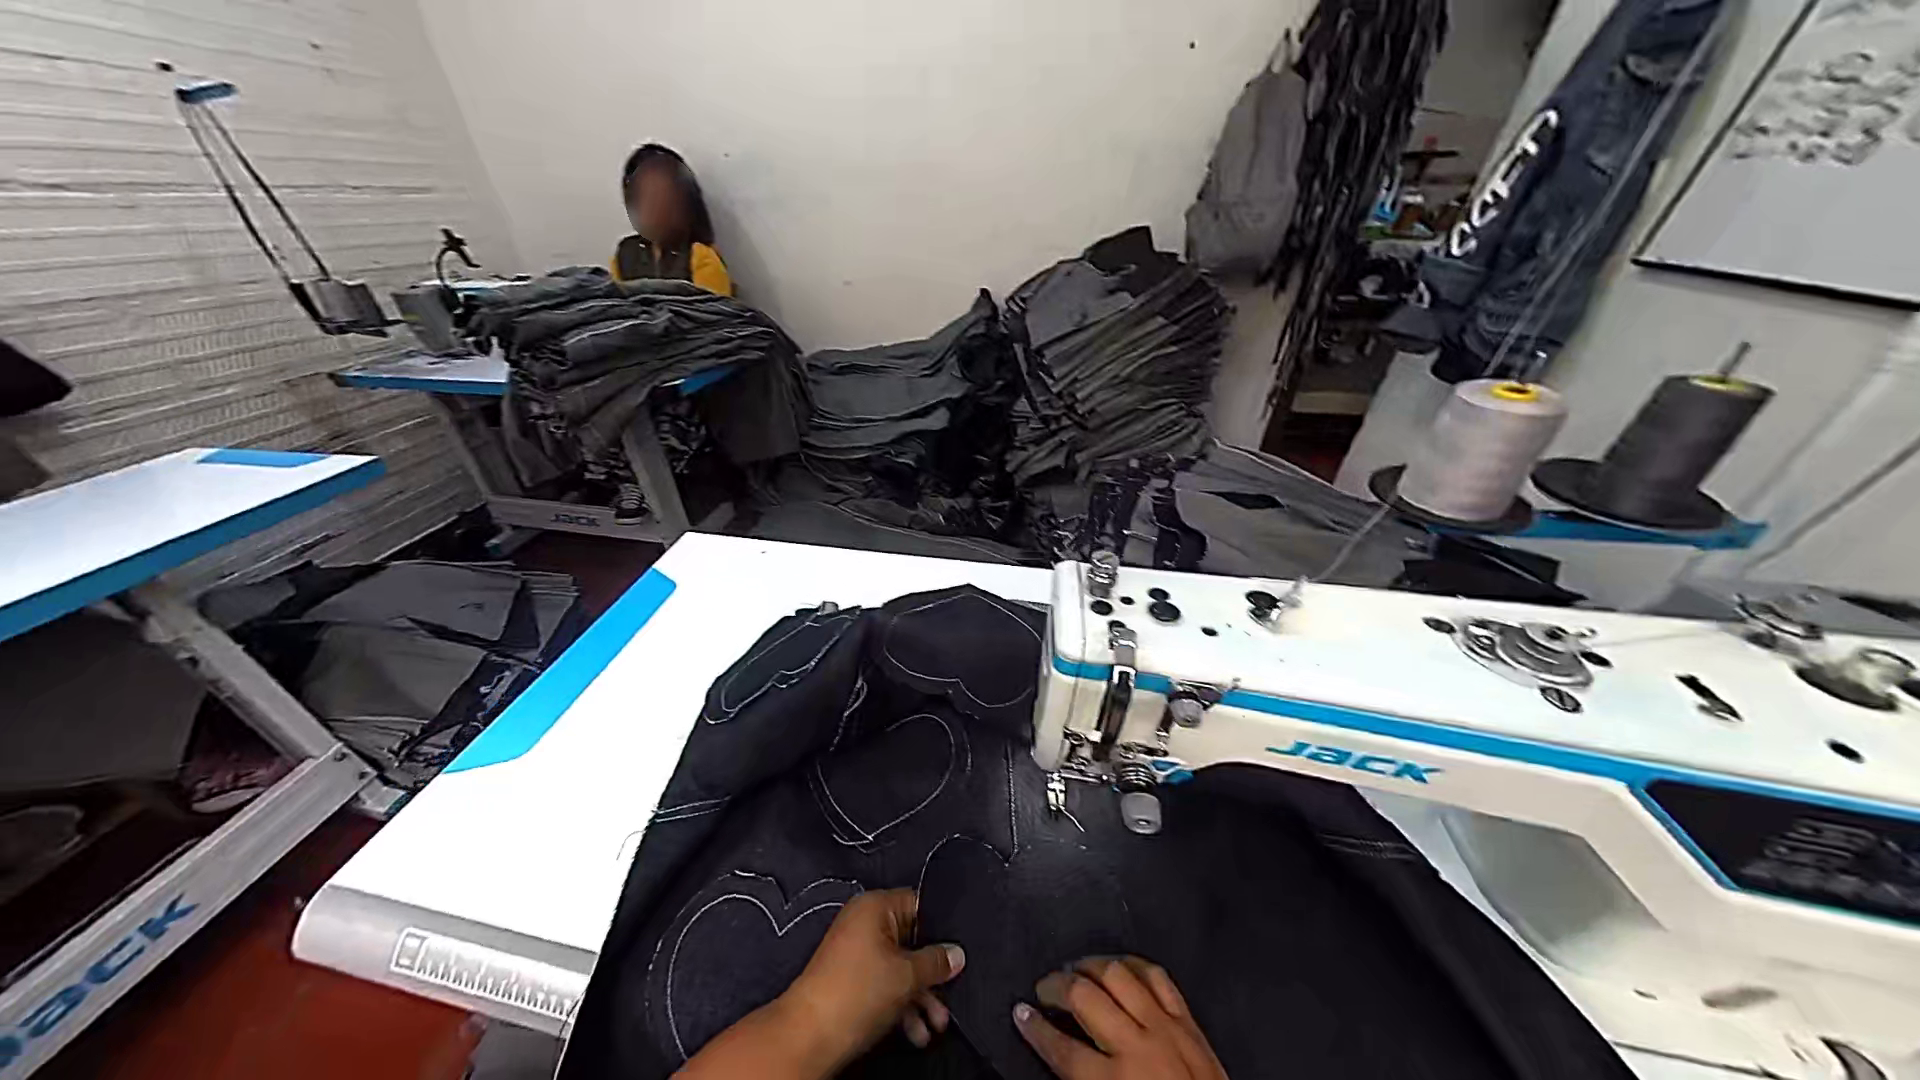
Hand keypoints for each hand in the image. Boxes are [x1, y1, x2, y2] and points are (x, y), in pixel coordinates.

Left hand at [779, 888, 965, 1065]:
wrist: (808, 1037)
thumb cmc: (857, 992)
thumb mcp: (907, 975)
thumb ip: (936, 962)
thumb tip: (957, 954)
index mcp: (876, 906)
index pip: (919, 905)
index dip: (941, 929)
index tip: (960, 952)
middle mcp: (865, 921)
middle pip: (912, 940)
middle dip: (932, 974)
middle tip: (950, 998)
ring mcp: (857, 951)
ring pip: (900, 966)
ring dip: (920, 997)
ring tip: (935, 1026)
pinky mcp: (852, 979)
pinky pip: (885, 982)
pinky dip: (902, 1004)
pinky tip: (916, 1032)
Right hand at [1012, 957, 1227, 1079]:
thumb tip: (1059, 1054)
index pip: (1062, 1051)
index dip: (1035, 1029)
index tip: (1020, 1013)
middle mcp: (1137, 1048)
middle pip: (1084, 999)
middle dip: (1055, 987)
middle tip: (1043, 988)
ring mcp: (1165, 1027)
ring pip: (1116, 975)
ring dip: (1089, 966)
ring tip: (1075, 969)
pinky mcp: (1188, 1019)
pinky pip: (1155, 975)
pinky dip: (1132, 964)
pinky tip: (1118, 966)